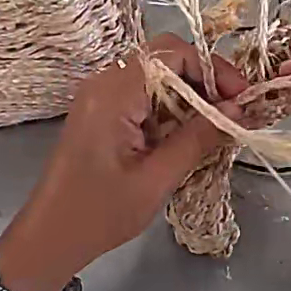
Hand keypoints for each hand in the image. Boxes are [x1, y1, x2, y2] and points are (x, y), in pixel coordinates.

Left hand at [0, 36, 247, 290]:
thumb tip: (238, 110)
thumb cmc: (99, 213)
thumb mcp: (157, 179)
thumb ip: (198, 138)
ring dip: (189, 98)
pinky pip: (143, 97)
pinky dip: (169, 111)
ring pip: (156, 79)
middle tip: (233, 113)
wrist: (50, 237)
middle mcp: (104, 84)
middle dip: (204, 82)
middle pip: (165, 60)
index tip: (240, 97)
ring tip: (216, 128)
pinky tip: (187, 137)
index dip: (212, 68)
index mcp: (113, 93)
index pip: (171, 53)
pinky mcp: (101, 114)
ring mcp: (100, 98)